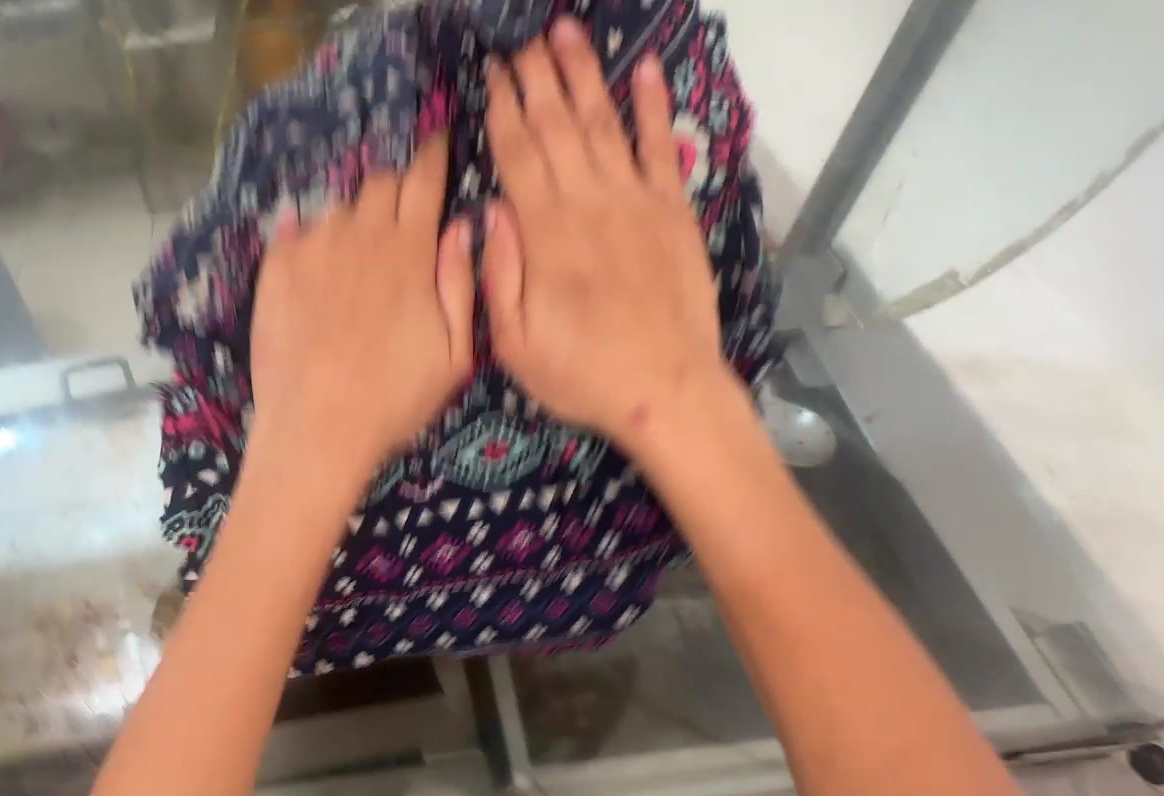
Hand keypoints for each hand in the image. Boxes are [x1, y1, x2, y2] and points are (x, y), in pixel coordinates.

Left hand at [248, 135, 474, 488]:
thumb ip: (462, 284)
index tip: (438, 145)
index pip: (424, 179)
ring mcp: (313, 247)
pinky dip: (310, 241)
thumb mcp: (455, 355)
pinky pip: (296, 231)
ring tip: (353, 267)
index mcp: (410, 251)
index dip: (434, 156)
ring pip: (339, 209)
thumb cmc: (394, 400)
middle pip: (380, 183)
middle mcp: (360, 234)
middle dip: (395, 191)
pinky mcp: (276, 267)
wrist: (316, 428)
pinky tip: (316, 274)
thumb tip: (462, 227)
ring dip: (353, 224)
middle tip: (397, 224)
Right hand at [482, 19, 731, 449]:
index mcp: (544, 237)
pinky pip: (662, 147)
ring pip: (604, 124)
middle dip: (537, 78)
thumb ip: (498, 275)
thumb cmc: (580, 376)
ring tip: (567, 32)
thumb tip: (490, 211)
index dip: (502, 110)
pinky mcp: (673, 212)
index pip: (517, 155)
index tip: (491, 73)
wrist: (665, 391)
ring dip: (585, 75)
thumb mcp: (514, 345)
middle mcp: (588, 205)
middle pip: (558, 127)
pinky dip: (654, 107)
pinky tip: (645, 70)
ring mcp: (636, 203)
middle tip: (522, 40)